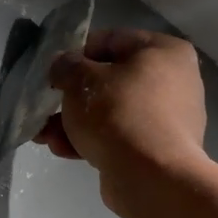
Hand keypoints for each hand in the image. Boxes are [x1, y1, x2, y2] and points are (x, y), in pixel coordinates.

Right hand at [32, 28, 209, 211]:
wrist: (150, 176)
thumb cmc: (118, 114)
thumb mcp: (81, 81)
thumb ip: (66, 66)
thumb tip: (63, 65)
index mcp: (163, 51)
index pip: (110, 40)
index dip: (75, 54)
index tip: (52, 72)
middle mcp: (173, 79)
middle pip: (108, 81)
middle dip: (70, 98)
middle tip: (44, 109)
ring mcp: (168, 117)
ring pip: (109, 112)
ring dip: (73, 123)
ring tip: (44, 137)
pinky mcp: (158, 149)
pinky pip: (118, 136)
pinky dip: (91, 140)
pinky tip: (63, 151)